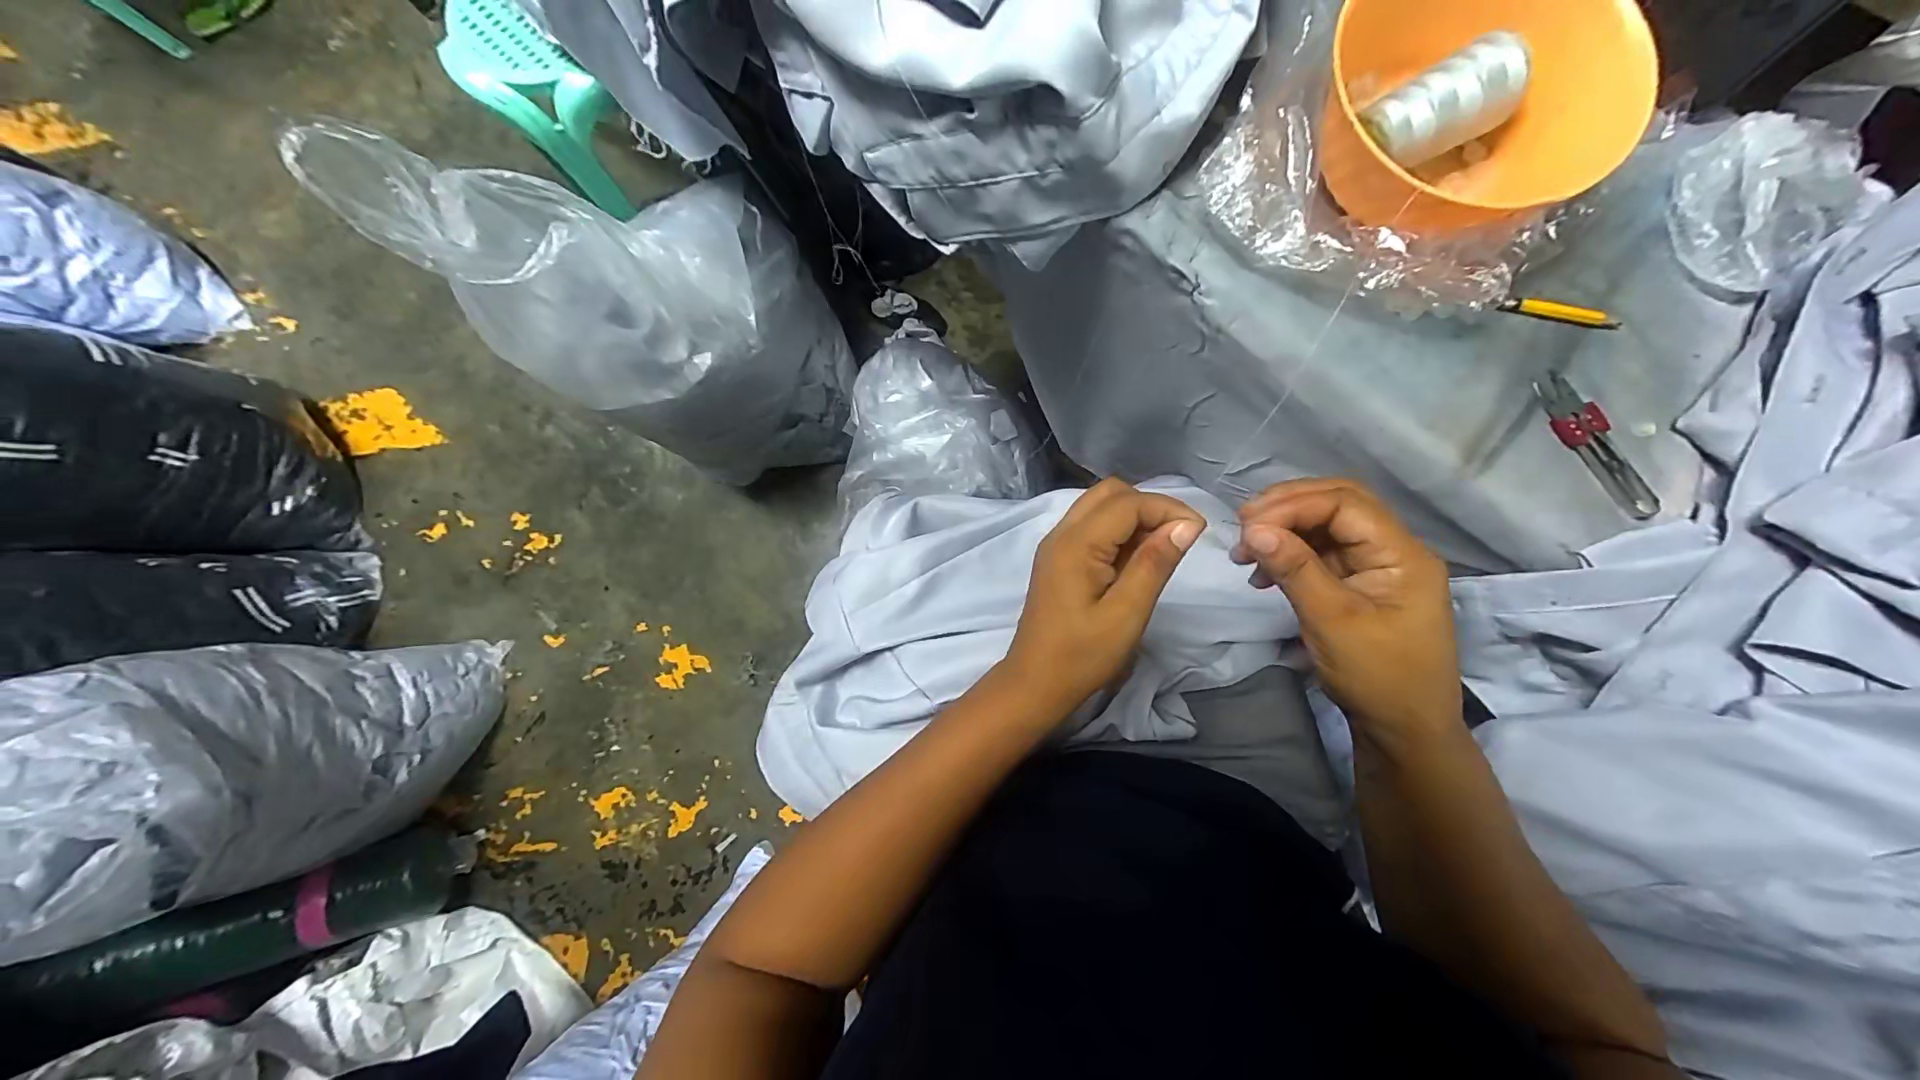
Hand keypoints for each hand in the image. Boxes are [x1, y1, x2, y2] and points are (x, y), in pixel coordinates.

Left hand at [1003, 479, 1204, 716]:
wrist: (1035, 683)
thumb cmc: (1082, 655)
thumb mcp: (1126, 614)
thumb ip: (1154, 564)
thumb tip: (1186, 525)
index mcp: (1075, 544)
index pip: (1127, 502)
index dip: (1167, 509)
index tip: (1197, 532)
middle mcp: (1061, 534)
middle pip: (1110, 494)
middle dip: (1149, 506)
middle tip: (1177, 539)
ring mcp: (1055, 545)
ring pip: (1099, 506)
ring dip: (1134, 517)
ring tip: (1159, 550)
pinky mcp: (1058, 559)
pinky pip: (1091, 527)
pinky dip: (1118, 531)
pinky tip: (1135, 560)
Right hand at [1231, 478, 1460, 736]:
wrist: (1403, 730)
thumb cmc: (1376, 676)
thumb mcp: (1331, 620)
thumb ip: (1294, 568)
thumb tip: (1253, 529)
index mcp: (1402, 554)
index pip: (1345, 504)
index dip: (1293, 505)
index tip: (1247, 525)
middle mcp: (1394, 551)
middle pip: (1338, 506)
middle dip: (1287, 509)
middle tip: (1243, 526)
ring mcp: (1377, 568)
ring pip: (1327, 528)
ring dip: (1284, 532)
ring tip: (1246, 553)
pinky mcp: (1360, 585)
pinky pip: (1322, 554)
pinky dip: (1290, 555)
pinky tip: (1264, 573)